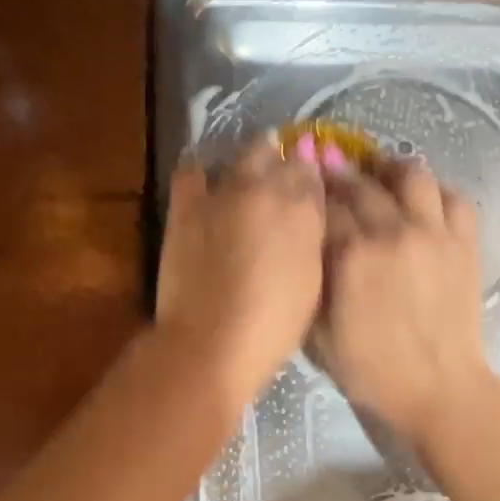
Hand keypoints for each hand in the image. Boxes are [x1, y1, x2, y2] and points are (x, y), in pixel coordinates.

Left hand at [156, 135, 327, 404]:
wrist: (212, 344)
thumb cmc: (272, 328)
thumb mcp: (312, 284)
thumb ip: (311, 240)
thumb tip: (307, 220)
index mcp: (306, 211)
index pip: (312, 174)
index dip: (309, 181)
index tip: (306, 190)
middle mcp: (268, 189)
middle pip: (279, 158)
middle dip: (280, 164)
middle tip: (277, 182)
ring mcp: (224, 192)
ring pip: (242, 156)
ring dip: (248, 164)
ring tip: (246, 180)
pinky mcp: (186, 205)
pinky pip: (193, 172)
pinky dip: (202, 175)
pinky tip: (205, 188)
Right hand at [320, 159, 492, 446]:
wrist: (437, 390)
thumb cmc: (370, 371)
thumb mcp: (319, 334)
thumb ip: (310, 284)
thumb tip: (305, 248)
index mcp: (349, 255)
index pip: (323, 205)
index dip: (309, 193)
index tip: (301, 186)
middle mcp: (390, 231)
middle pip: (360, 183)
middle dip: (340, 174)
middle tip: (331, 173)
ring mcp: (432, 232)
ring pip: (411, 174)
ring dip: (390, 170)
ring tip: (380, 177)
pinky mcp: (463, 243)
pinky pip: (453, 197)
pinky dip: (436, 191)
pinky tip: (423, 202)